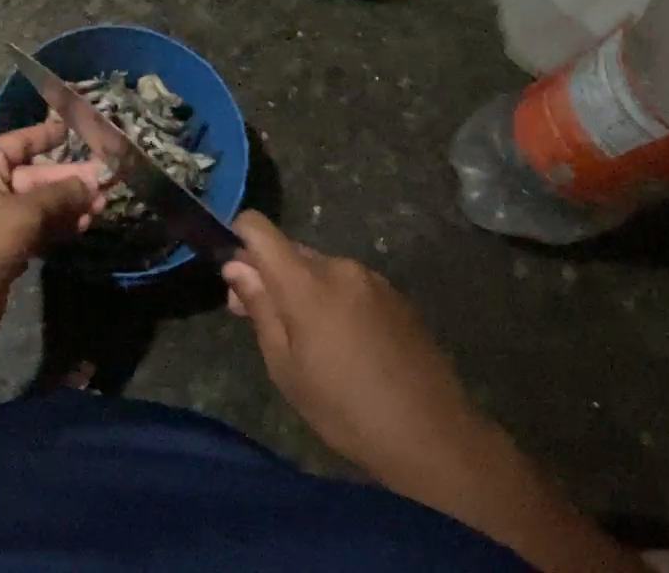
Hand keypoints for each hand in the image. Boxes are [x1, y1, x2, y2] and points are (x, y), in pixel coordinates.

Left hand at [0, 121, 105, 338]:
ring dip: (69, 206)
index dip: (50, 135)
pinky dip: (57, 228)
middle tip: (108, 180)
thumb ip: (60, 195)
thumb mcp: (23, 212)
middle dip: (70, 180)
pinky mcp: (2, 246)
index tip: (78, 129)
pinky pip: (35, 229)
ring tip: (104, 205)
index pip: (22, 141)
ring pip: (38, 205)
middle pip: (35, 175)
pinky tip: (85, 226)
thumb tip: (91, 182)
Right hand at [222, 211, 483, 480]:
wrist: (435, 438)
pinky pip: (349, 284)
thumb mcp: (285, 367)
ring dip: (303, 289)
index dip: (238, 240)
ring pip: (319, 269)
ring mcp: (373, 280)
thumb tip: (235, 268)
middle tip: (261, 320)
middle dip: (268, 275)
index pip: (258, 229)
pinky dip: (334, 300)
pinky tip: (345, 345)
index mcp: (306, 282)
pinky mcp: (397, 297)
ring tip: (308, 340)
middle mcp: (339, 267)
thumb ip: (260, 308)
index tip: (233, 275)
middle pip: (289, 251)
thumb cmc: (345, 409)